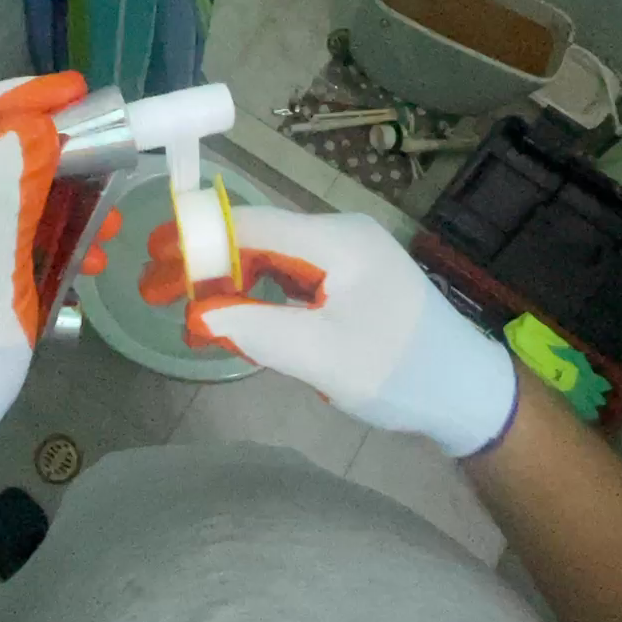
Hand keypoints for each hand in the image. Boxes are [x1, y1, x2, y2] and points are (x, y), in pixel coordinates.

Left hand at [0, 72, 87, 486]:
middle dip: (47, 157)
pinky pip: (5, 232)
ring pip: (1, 196)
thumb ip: (5, 189)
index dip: (13, 99)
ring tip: (106, 214)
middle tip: (101, 149)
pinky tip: (88, 254)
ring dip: (58, 201)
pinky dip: (47, 235)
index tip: (71, 92)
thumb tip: (30, 125)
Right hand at [145, 207, 517, 456]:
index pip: (253, 226)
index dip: (198, 239)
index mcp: (338, 241)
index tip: (153, 256)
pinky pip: (290, 278)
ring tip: (189, 315)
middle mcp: (339, 236)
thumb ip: (256, 329)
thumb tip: (195, 313)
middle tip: (155, 293)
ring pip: (269, 260)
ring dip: (226, 284)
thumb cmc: (402, 373)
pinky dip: (257, 298)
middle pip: (257, 239)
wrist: (467, 394)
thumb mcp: (325, 358)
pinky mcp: (348, 280)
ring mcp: (345, 257)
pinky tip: (233, 320)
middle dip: (203, 265)